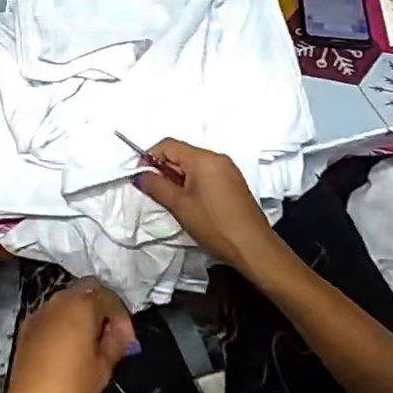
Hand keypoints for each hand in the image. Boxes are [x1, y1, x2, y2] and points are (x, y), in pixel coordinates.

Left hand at [0, 279, 134, 392]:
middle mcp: (58, 301)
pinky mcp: (26, 325)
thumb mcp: (103, 368)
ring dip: (82, 311)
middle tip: (111, 334)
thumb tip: (123, 329)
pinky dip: (64, 320)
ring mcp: (39, 311)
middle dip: (102, 306)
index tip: (127, 338)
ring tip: (91, 340)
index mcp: (80, 306)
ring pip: (67, 299)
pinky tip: (68, 345)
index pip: (108, 296)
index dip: (122, 315)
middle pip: (86, 289)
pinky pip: (51, 313)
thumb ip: (116, 342)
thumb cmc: (72, 389)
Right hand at [134, 138, 274, 267]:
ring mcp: (229, 170)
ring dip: (178, 176)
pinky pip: (207, 174)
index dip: (149, 156)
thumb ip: (155, 185)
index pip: (168, 145)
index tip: (141, 175)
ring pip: (194, 165)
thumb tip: (139, 175)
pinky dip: (193, 182)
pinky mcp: (234, 183)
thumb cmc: (213, 224)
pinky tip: (190, 202)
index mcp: (203, 158)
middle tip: (155, 190)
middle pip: (182, 153)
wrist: (253, 248)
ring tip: (172, 199)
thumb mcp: (178, 205)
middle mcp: (217, 158)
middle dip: (164, 168)